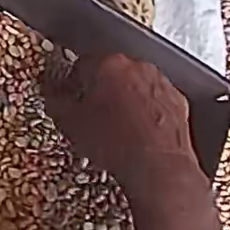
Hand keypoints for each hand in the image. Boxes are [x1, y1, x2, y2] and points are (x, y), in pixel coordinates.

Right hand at [46, 53, 209, 208]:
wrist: (158, 166)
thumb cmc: (115, 143)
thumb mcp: (71, 124)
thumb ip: (56, 103)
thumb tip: (52, 97)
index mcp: (107, 65)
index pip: (81, 64)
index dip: (70, 82)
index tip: (67, 95)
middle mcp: (136, 67)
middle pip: (110, 70)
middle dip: (98, 88)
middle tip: (89, 112)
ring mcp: (160, 82)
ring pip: (133, 83)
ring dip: (122, 98)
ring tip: (113, 125)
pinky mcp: (177, 100)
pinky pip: (154, 99)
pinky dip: (144, 109)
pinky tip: (135, 131)